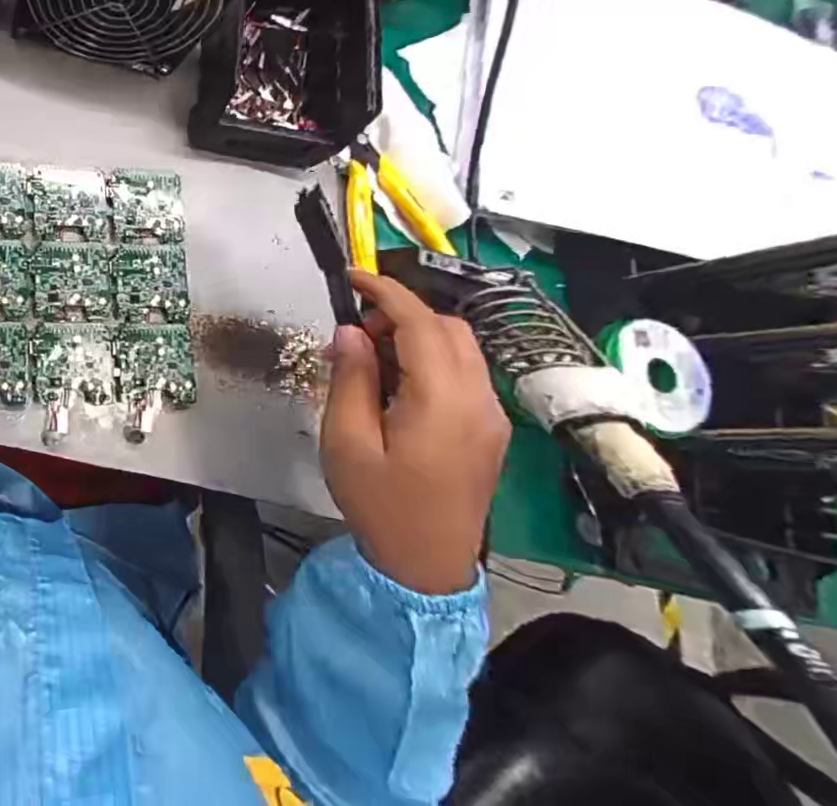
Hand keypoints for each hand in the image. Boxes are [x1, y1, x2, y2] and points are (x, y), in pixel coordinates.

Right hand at [320, 270, 510, 594]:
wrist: (425, 561)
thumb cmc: (378, 500)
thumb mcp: (345, 437)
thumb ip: (351, 378)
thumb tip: (351, 333)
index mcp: (442, 400)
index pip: (423, 324)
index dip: (387, 292)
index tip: (354, 276)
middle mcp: (479, 401)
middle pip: (451, 330)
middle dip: (403, 314)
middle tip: (354, 333)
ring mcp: (490, 416)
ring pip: (462, 349)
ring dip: (417, 336)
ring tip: (370, 358)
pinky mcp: (488, 430)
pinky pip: (464, 374)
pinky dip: (430, 360)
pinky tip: (394, 384)